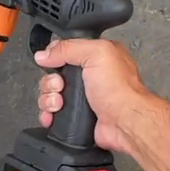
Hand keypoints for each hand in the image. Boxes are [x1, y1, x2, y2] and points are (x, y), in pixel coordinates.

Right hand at [32, 38, 160, 155]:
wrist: (124, 122)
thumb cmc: (120, 90)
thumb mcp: (96, 53)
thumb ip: (69, 47)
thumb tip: (45, 54)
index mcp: (98, 57)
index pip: (66, 51)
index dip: (55, 57)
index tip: (53, 63)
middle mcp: (90, 77)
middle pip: (54, 74)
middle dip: (51, 82)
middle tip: (61, 86)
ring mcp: (83, 98)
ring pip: (51, 95)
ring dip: (49, 99)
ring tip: (59, 103)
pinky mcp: (77, 116)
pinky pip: (53, 114)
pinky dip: (48, 115)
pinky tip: (52, 115)